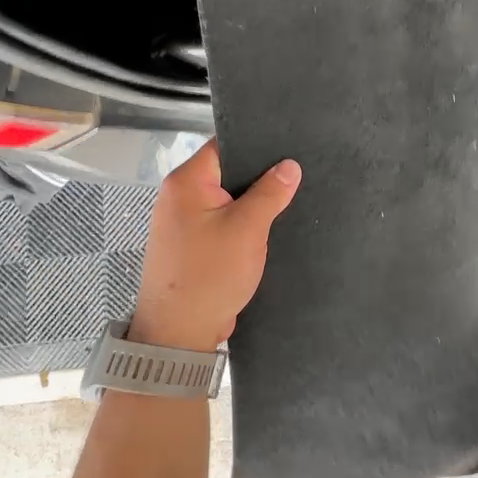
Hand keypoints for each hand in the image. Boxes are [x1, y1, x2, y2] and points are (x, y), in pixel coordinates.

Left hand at [127, 140, 299, 350]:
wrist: (179, 334)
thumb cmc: (210, 273)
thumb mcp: (248, 228)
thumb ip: (270, 192)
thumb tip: (290, 165)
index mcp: (186, 182)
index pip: (224, 146)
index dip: (257, 143)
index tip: (290, 143)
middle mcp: (179, 196)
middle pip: (228, 171)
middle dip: (260, 175)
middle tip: (298, 170)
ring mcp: (185, 222)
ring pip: (228, 198)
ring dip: (254, 202)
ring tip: (291, 194)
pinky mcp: (194, 244)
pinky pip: (224, 221)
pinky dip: (245, 222)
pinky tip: (271, 224)